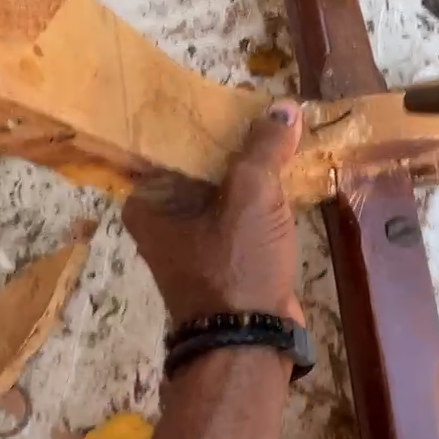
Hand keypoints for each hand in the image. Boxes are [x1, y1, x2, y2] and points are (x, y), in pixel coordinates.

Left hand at [122, 101, 303, 325]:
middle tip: (268, 107)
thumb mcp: (253, 195)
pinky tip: (289, 168)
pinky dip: (263, 191)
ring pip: (226, 184)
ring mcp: (194, 236)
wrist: (253, 342)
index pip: (174, 140)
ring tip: (285, 129)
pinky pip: (242, 207)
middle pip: (204, 159)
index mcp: (149, 199)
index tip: (238, 95)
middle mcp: (163, 215)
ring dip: (255, 164)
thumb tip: (284, 107)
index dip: (208, 115)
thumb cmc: (236, 264)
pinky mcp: (224, 251)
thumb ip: (266, 146)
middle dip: (237, 138)